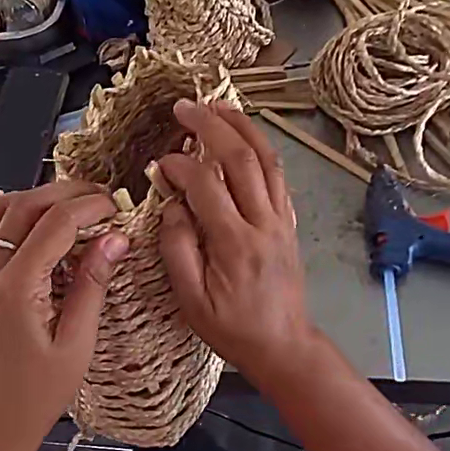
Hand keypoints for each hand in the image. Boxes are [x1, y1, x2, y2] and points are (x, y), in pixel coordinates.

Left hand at [0, 183, 126, 450]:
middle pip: (25, 205)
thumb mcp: (77, 343)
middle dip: (68, 193)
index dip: (90, 206)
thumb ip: (93, 284)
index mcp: (17, 288)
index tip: (117, 207)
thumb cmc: (34, 396)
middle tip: (103, 200)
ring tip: (71, 207)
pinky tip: (38, 229)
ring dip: (35, 198)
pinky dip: (10, 217)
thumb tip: (114, 240)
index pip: (54, 222)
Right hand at [157, 100, 322, 390]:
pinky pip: (279, 176)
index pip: (206, 185)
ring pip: (267, 160)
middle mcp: (264, 224)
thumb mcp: (191, 300)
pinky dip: (262, 150)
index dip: (180, 165)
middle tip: (186, 107)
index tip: (160, 163)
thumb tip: (173, 205)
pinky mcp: (289, 223)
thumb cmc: (233, 328)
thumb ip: (178, 248)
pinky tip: (246, 140)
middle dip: (212, 125)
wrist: (283, 345)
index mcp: (235, 244)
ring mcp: (281, 220)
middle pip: (242, 158)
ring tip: (219, 105)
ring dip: (243, 127)